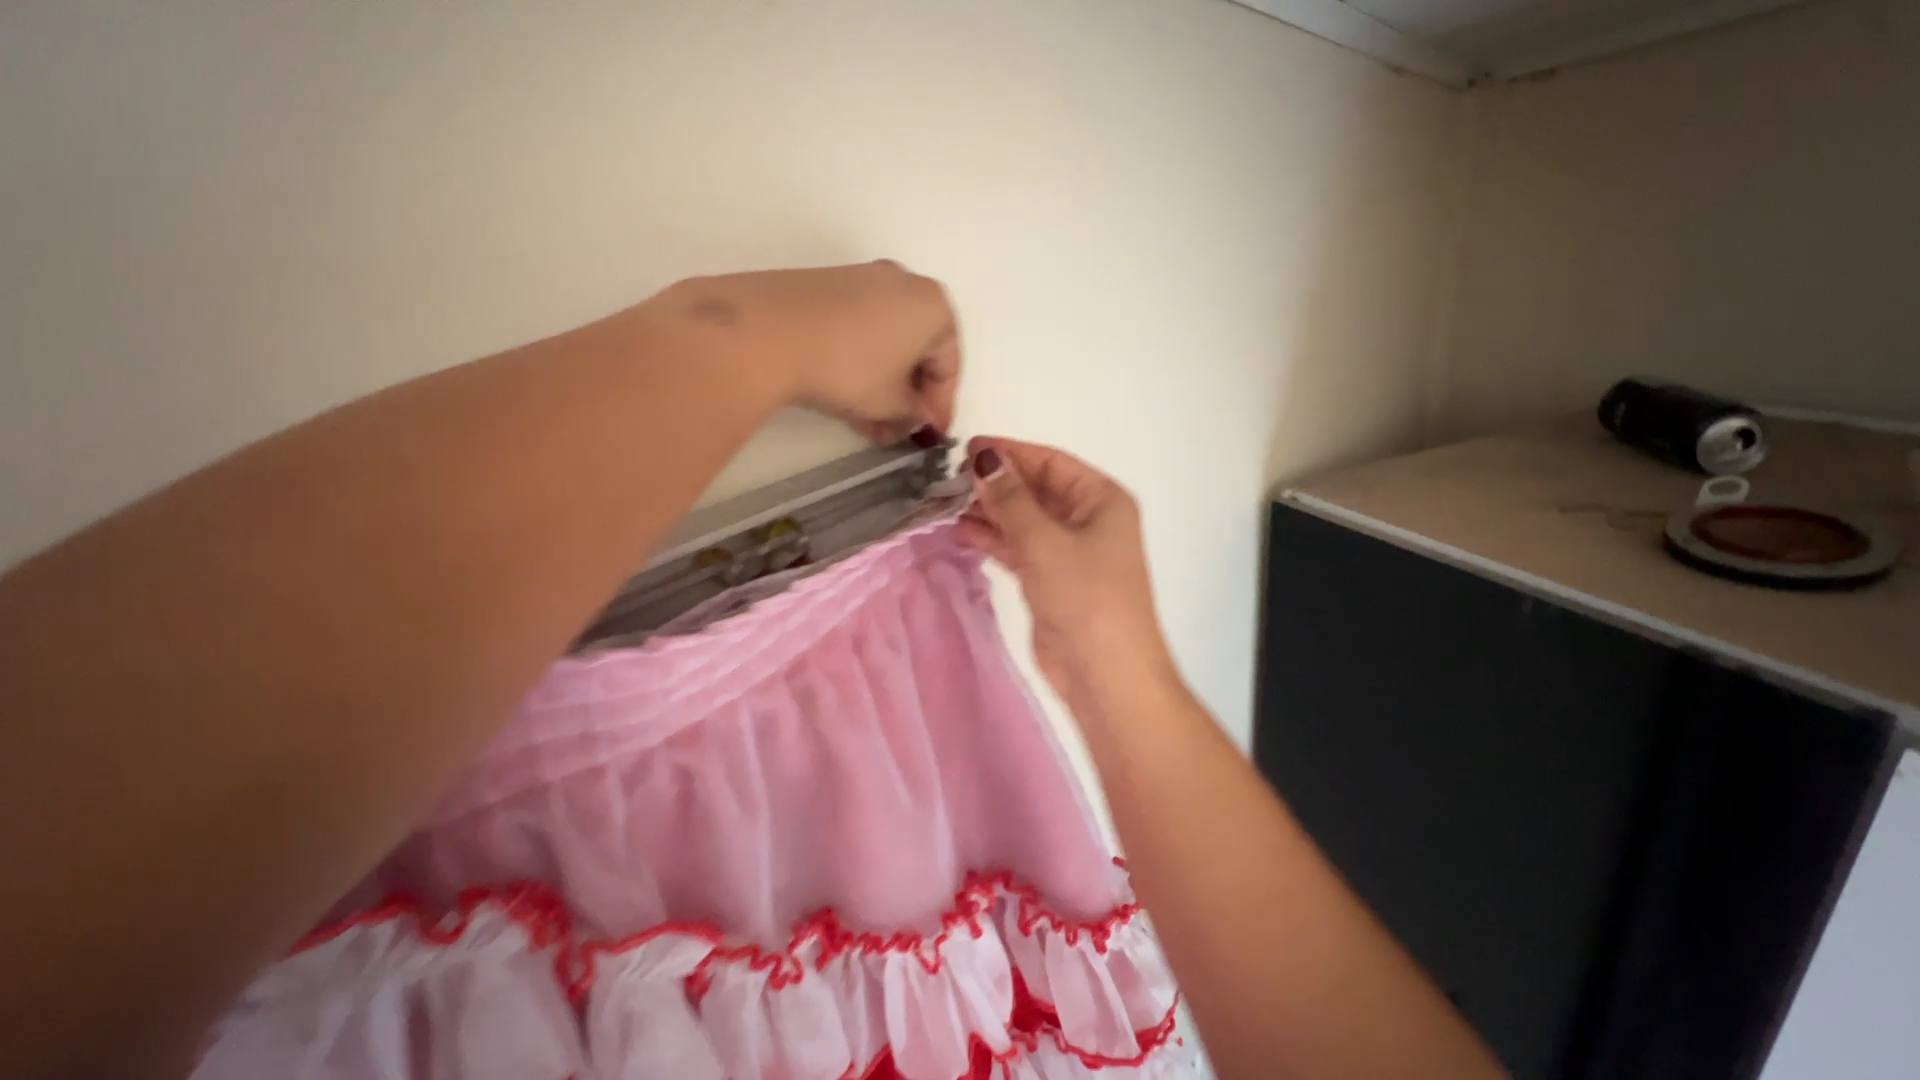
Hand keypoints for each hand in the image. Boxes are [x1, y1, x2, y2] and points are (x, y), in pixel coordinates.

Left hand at [662, 261, 959, 441]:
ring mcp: (864, 279)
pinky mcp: (829, 284)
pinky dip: (859, 363)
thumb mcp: (889, 404)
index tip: (931, 437)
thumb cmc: (848, 367)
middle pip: (917, 352)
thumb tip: (916, 419)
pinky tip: (844, 397)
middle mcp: (906, 284)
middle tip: (895, 434)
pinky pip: (859, 329)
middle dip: (907, 399)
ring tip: (866, 424)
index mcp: (935, 307)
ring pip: (885, 343)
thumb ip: (913, 415)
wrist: (768, 330)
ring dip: (881, 387)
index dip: (940, 408)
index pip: (948, 367)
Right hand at [956, 437, 1179, 711]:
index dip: (1011, 453)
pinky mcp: (1052, 581)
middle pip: (1037, 490)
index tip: (967, 448)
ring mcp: (1070, 553)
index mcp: (1102, 499)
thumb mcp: (1044, 541)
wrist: (1104, 672)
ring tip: (946, 503)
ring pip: (1025, 520)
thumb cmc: (1084, 596)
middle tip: (949, 478)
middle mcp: (1089, 520)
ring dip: (990, 512)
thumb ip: (1010, 499)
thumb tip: (984, 459)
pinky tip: (961, 532)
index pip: (1051, 462)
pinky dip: (994, 540)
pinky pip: (1019, 548)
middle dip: (997, 483)